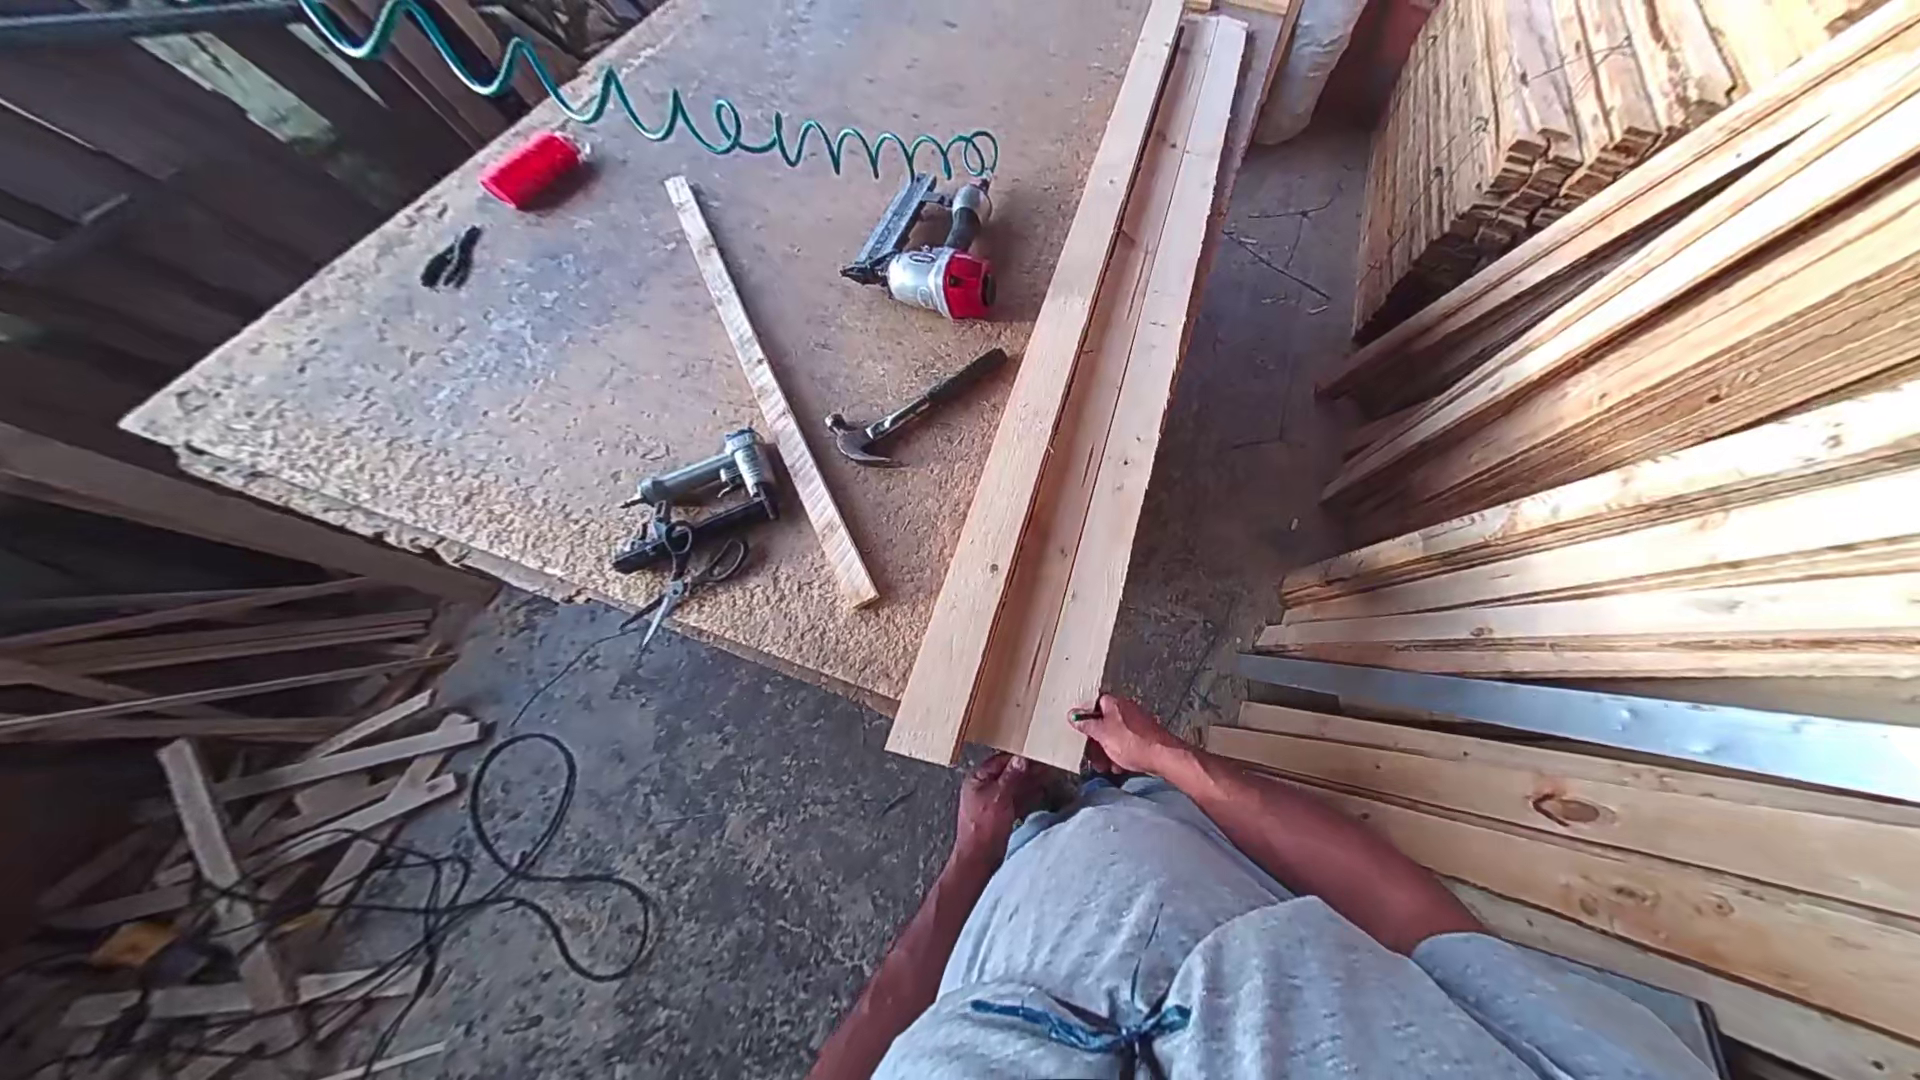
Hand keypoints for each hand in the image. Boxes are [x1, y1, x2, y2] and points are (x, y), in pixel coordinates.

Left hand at [954, 753, 1037, 859]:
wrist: (979, 861)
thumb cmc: (982, 829)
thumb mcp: (999, 797)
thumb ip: (1011, 777)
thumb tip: (1021, 758)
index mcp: (977, 779)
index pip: (1000, 761)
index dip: (1017, 756)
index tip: (1035, 751)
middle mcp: (984, 787)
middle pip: (1009, 773)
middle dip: (1028, 768)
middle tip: (1047, 761)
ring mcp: (994, 802)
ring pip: (1016, 787)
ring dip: (1032, 781)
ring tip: (1050, 772)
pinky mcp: (1002, 815)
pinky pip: (1018, 800)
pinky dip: (1030, 795)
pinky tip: (1043, 790)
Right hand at [1071, 694, 1185, 774]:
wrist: (1164, 757)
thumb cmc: (1131, 743)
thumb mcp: (1102, 734)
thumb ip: (1086, 725)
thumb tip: (1072, 715)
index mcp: (1113, 703)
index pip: (1092, 705)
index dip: (1085, 719)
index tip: (1080, 733)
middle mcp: (1124, 709)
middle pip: (1102, 722)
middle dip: (1095, 741)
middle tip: (1092, 756)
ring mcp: (1135, 722)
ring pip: (1113, 735)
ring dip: (1106, 750)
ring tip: (1104, 766)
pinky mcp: (1143, 736)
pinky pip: (1125, 742)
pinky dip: (1119, 753)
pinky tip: (1118, 766)